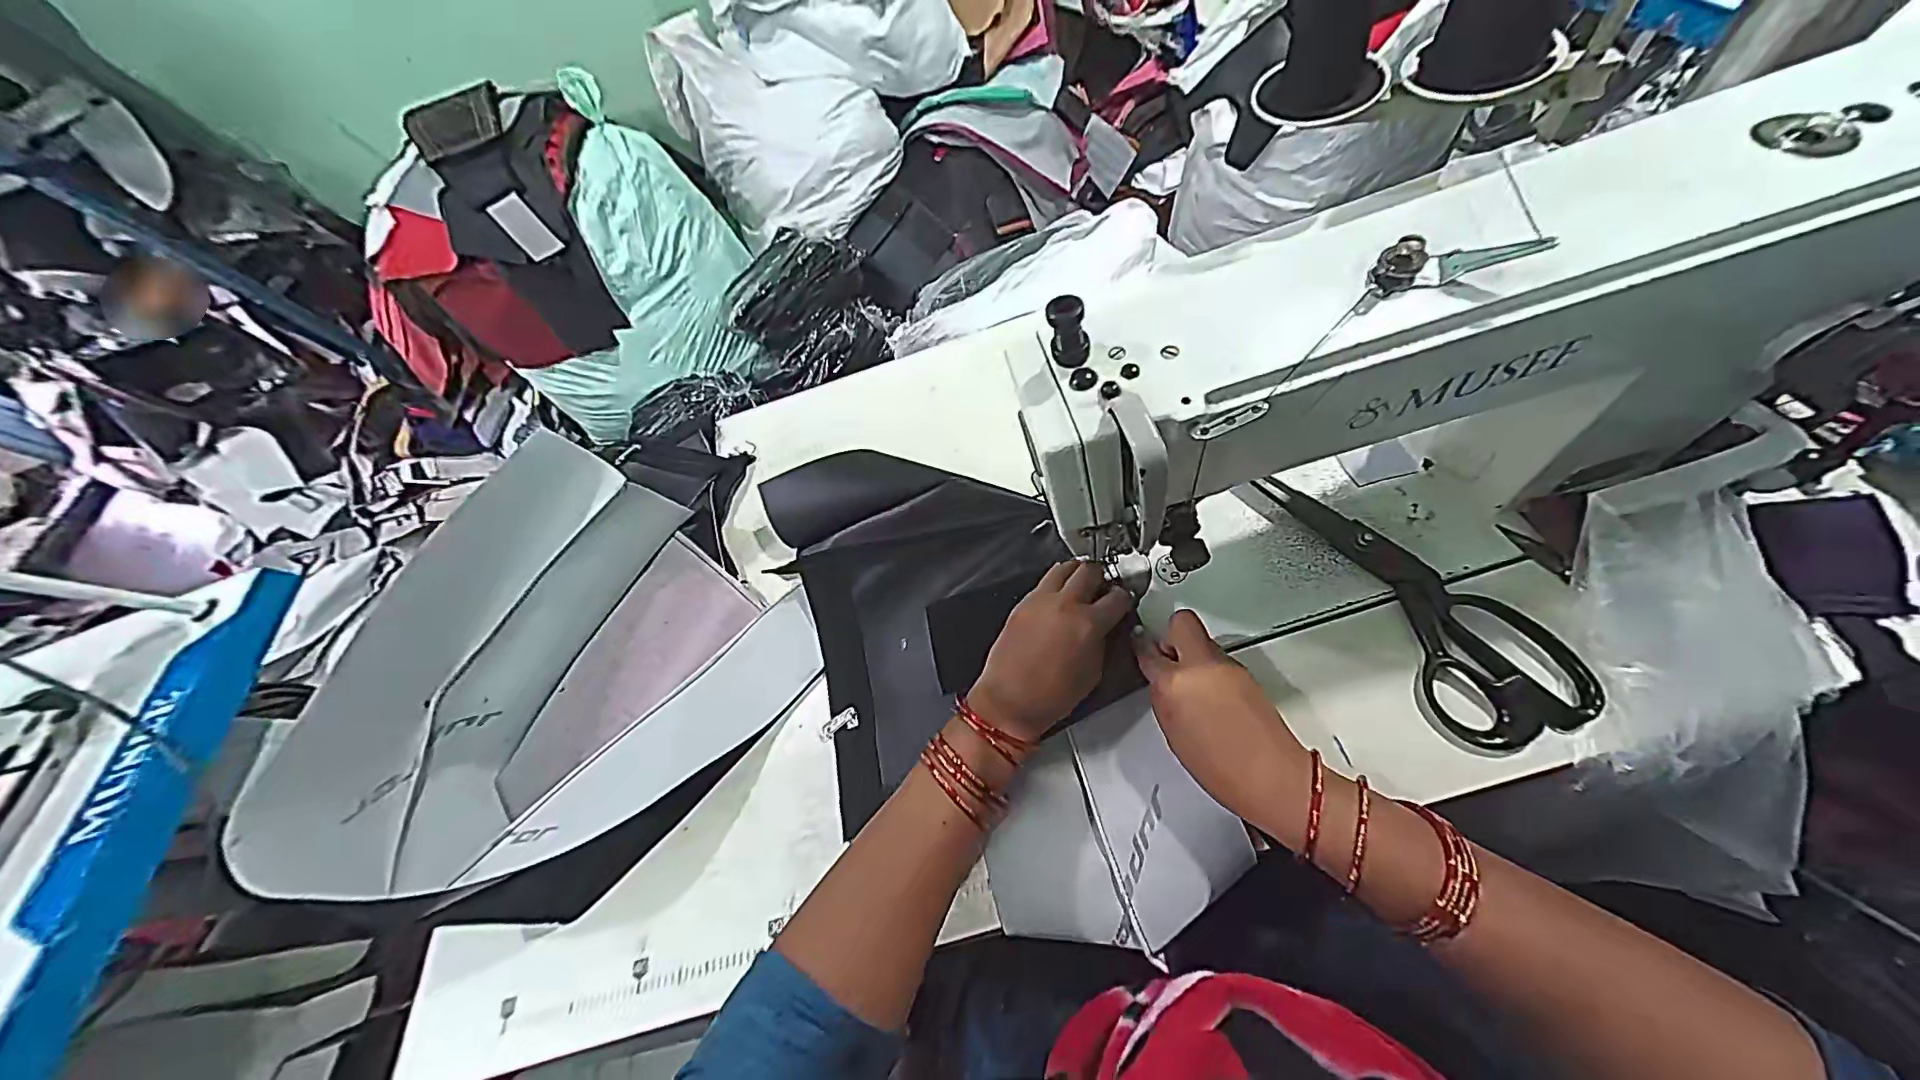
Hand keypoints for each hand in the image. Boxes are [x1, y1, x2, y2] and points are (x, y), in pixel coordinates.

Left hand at [969, 560, 1134, 740]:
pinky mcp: (1022, 604)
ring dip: (1077, 572)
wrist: (1010, 701)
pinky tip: (1059, 598)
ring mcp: (1040, 601)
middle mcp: (1064, 606)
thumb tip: (1108, 628)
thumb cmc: (1047, 696)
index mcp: (1088, 624)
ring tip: (1081, 584)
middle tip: (1104, 585)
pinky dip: (1055, 584)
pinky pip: (1043, 582)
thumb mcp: (1093, 673)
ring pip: (1064, 567)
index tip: (1123, 601)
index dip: (1125, 598)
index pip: (1118, 597)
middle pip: (1091, 570)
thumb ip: (1104, 642)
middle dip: (1102, 577)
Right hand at [1134, 609, 1306, 823]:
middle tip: (1168, 653)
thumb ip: (1164, 698)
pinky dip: (1212, 671)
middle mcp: (1201, 667)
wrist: (1272, 777)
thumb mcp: (1174, 733)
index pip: (1149, 650)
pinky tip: (1213, 697)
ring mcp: (1227, 667)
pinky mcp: (1247, 674)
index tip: (1142, 649)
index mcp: (1173, 684)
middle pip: (1181, 623)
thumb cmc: (1226, 769)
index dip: (1144, 650)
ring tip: (1194, 685)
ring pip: (1202, 640)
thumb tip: (1162, 684)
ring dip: (1193, 655)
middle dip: (1171, 634)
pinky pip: (1220, 660)